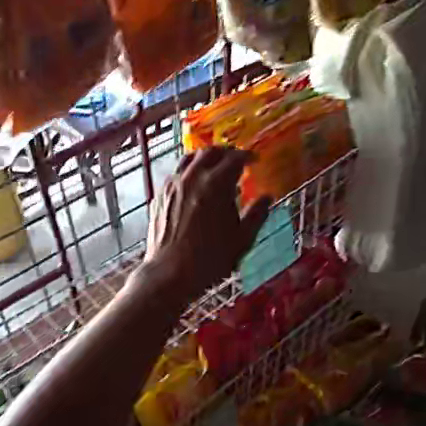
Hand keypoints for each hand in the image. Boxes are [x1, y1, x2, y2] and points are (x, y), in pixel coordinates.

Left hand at [139, 146, 272, 303]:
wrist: (168, 274)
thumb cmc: (209, 260)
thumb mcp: (241, 240)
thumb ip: (256, 215)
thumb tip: (267, 197)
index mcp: (215, 185)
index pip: (234, 158)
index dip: (248, 156)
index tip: (255, 160)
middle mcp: (191, 178)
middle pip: (209, 152)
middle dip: (226, 153)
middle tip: (235, 161)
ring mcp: (171, 186)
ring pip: (188, 159)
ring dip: (204, 159)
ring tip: (213, 168)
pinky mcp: (158, 197)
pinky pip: (174, 175)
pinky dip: (187, 173)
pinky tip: (193, 186)